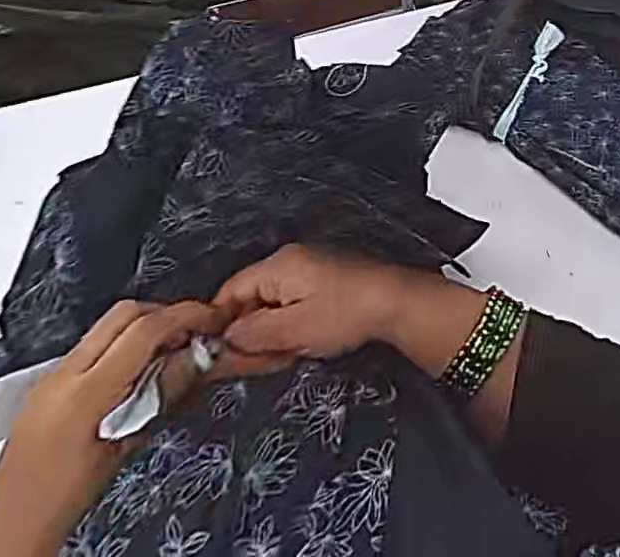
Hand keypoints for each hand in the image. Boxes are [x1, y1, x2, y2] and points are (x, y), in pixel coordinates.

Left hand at [0, 301, 227, 556]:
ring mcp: (48, 380)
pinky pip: (94, 346)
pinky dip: (126, 344)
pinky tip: (142, 368)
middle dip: (168, 313)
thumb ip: (164, 393)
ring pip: (108, 325)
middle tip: (197, 330)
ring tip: (174, 350)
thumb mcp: (127, 446)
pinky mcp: (46, 388)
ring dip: (147, 327)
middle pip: (125, 313)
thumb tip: (199, 356)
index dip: (188, 315)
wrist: (5, 538)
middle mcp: (59, 379)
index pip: (146, 329)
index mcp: (81, 396)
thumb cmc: (58, 506)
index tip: (213, 318)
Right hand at [211, 245, 432, 377]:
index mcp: (278, 265)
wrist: (397, 302)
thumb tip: (223, 339)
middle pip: (250, 301)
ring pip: (273, 307)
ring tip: (294, 350)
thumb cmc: (347, 312)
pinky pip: (295, 305)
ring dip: (276, 334)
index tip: (227, 355)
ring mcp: (310, 270)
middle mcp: (291, 261)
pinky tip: (309, 341)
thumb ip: (250, 334)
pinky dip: (295, 326)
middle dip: (254, 334)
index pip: (229, 293)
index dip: (222, 327)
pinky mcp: (326, 282)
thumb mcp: (292, 330)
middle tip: (268, 358)